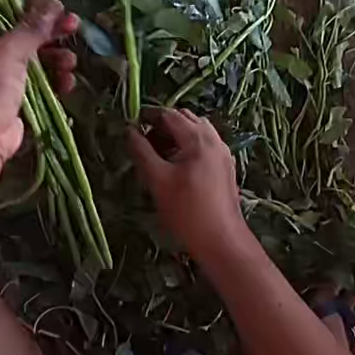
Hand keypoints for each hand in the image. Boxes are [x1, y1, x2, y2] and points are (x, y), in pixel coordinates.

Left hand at [0, 0, 79, 162]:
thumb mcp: (10, 50)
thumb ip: (33, 27)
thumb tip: (53, 4)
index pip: (4, 14)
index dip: (33, 11)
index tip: (58, 9)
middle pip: (21, 39)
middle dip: (50, 35)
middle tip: (74, 27)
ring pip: (31, 64)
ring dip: (54, 60)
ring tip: (71, 63)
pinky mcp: (10, 104)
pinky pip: (35, 87)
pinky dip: (51, 83)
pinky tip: (67, 83)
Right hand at [126, 108, 247, 256]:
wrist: (221, 239)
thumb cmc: (186, 210)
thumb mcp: (157, 180)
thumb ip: (141, 151)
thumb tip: (129, 131)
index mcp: (197, 138)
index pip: (169, 114)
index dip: (148, 116)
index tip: (132, 126)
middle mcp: (213, 139)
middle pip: (185, 118)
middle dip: (163, 125)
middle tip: (144, 142)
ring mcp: (223, 152)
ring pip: (196, 131)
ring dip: (176, 135)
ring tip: (158, 155)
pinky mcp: (225, 166)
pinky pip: (205, 145)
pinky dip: (188, 146)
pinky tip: (177, 167)